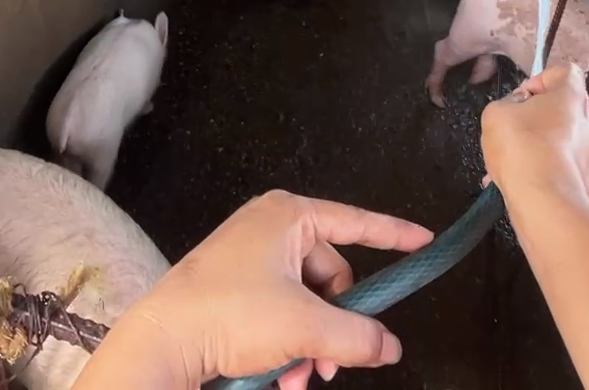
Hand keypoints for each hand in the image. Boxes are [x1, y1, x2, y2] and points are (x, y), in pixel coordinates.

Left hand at [118, 191, 431, 388]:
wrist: (163, 341)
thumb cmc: (235, 313)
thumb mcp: (305, 327)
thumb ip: (358, 337)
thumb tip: (390, 346)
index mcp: (289, 216)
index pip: (356, 222)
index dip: (394, 233)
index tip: (425, 239)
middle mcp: (272, 227)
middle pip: (331, 277)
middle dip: (334, 329)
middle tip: (327, 367)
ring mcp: (251, 255)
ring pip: (307, 303)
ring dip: (310, 346)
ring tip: (295, 380)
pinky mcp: (235, 285)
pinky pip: (281, 312)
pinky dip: (286, 346)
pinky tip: (277, 378)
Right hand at [481, 63, 588, 208]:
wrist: (546, 204)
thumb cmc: (521, 147)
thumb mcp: (496, 112)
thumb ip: (510, 103)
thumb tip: (521, 110)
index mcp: (573, 97)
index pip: (565, 71)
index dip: (541, 79)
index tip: (523, 98)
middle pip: (568, 109)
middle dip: (543, 118)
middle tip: (518, 134)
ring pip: (570, 143)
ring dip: (548, 148)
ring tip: (519, 167)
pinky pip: (574, 171)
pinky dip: (556, 174)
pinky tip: (533, 186)